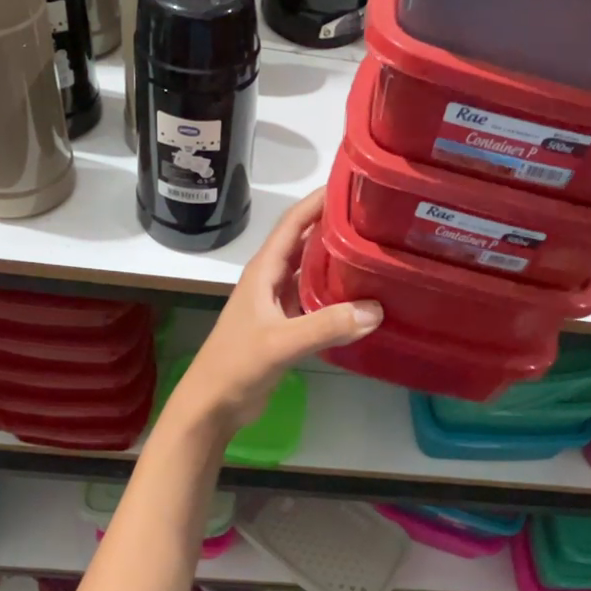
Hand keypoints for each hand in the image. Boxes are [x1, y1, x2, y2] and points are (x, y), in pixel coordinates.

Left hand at [168, 189, 381, 433]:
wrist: (212, 406)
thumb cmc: (236, 365)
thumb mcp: (280, 343)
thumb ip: (325, 326)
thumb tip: (376, 310)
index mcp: (264, 271)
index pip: (293, 223)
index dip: (318, 201)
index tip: (352, 184)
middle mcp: (271, 280)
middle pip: (306, 243)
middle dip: (336, 228)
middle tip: (378, 219)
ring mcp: (278, 304)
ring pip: (312, 273)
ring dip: (339, 263)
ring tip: (377, 253)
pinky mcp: (286, 327)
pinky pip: (316, 302)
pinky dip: (338, 297)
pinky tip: (364, 300)